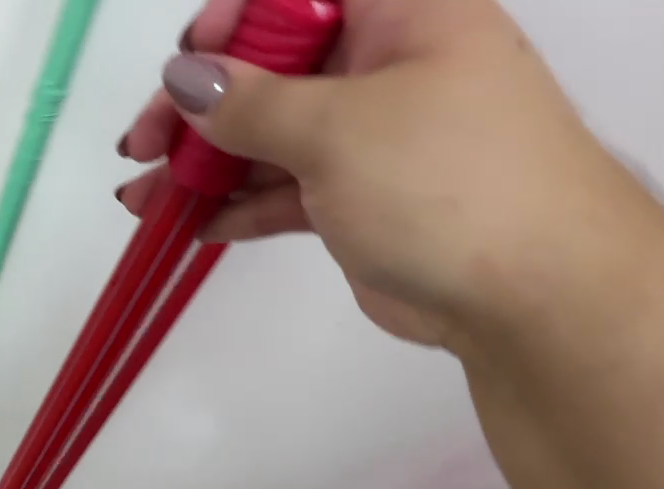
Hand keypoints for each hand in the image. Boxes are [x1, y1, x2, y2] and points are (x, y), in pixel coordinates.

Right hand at [118, 0, 663, 351]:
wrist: (524, 288)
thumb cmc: (444, 180)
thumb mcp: (340, 129)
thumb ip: (252, 103)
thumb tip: (185, 77)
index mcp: (398, 15)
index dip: (236, 18)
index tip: (186, 61)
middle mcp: (379, 67)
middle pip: (268, 70)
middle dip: (197, 108)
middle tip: (139, 148)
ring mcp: (364, 138)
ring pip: (265, 138)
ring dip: (201, 167)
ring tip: (140, 199)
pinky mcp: (351, 199)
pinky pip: (279, 191)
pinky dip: (236, 207)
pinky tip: (191, 224)